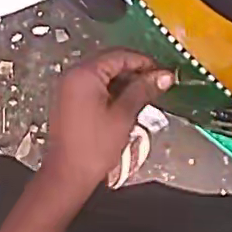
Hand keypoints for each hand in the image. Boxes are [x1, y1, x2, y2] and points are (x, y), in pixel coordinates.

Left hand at [41, 48, 172, 193]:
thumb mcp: (124, 115)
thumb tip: (163, 75)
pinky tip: (126, 104)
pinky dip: (111, 91)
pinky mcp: (69, 101)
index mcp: (84, 74)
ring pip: (102, 75)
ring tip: (144, 96)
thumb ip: (143, 90)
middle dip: (134, 72)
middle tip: (156, 84)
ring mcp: (68, 88)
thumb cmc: (94, 147)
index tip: (162, 73)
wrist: (68, 175)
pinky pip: (93, 87)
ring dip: (124, 83)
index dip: (144, 63)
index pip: (119, 56)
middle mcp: (73, 76)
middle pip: (110, 63)